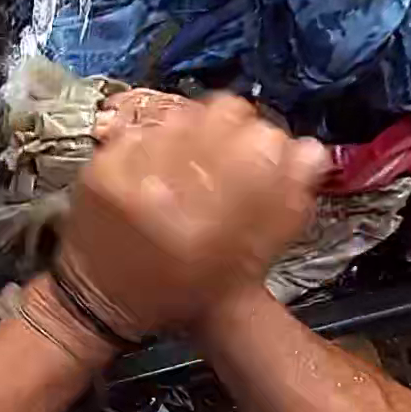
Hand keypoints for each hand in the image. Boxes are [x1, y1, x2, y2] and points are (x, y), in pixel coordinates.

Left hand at [54, 94, 326, 340]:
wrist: (99, 299)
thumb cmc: (175, 292)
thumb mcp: (237, 268)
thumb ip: (281, 212)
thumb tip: (312, 152)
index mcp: (207, 225)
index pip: (261, 143)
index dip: (274, 142)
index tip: (271, 151)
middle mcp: (166, 189)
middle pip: (225, 114)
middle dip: (240, 126)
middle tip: (234, 149)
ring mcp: (128, 170)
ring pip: (188, 112)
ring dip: (203, 125)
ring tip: (198, 153)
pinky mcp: (103, 161)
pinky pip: (149, 122)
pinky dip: (166, 133)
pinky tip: (167, 156)